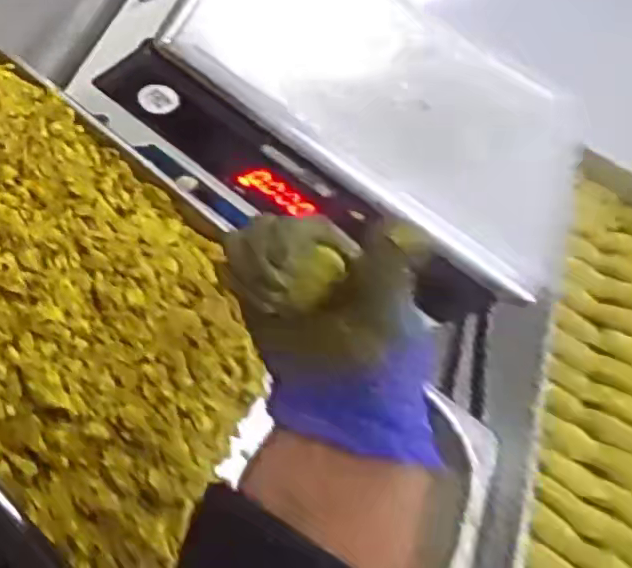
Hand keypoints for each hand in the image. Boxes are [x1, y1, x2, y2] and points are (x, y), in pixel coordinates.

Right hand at [224, 216, 440, 466]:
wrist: (338, 408)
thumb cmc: (375, 362)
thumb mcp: (389, 312)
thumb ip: (388, 268)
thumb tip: (398, 222)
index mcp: (353, 266)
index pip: (313, 227)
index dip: (298, 230)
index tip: (290, 242)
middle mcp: (314, 267)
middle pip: (275, 231)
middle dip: (268, 244)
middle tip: (268, 265)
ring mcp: (280, 282)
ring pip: (249, 246)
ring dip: (249, 259)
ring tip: (257, 280)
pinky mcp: (252, 297)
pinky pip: (233, 270)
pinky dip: (234, 273)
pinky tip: (240, 285)